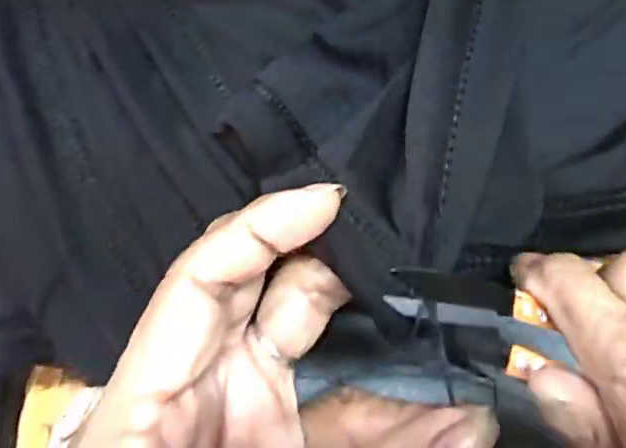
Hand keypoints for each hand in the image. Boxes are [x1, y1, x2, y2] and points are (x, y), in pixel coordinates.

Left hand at [73, 183, 496, 447]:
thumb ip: (342, 430)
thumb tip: (456, 420)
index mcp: (160, 394)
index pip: (208, 276)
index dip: (265, 224)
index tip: (331, 201)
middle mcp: (214, 387)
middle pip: (284, 292)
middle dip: (351, 269)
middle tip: (412, 257)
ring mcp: (256, 418)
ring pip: (336, 358)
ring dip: (399, 363)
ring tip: (465, 362)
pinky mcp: (287, 443)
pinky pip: (352, 417)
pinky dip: (402, 422)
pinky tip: (460, 422)